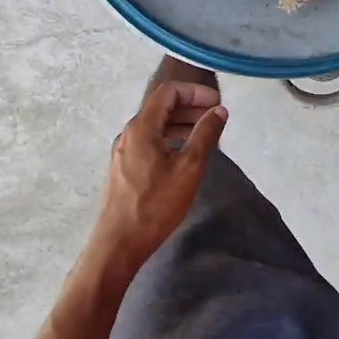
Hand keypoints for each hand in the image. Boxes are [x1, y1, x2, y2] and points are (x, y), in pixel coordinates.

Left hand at [93, 81, 226, 263]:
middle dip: (190, 106)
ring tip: (204, 134)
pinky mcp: (123, 169)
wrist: (118, 246)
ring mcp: (123, 152)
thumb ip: (206, 133)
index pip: (169, 91)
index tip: (217, 103)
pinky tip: (183, 155)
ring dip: (181, 123)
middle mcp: (129, 134)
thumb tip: (219, 110)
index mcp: (142, 127)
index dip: (195, 92)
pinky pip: (149, 141)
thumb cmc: (156, 204)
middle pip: (161, 106)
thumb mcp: (189, 167)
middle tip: (215, 116)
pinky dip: (169, 138)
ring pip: (155, 125)